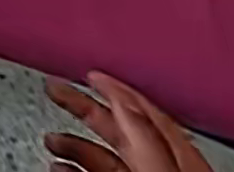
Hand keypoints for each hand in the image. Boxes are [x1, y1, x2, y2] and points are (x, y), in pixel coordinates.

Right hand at [43, 71, 212, 171]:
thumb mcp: (161, 171)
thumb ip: (144, 136)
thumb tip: (119, 94)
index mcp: (181, 158)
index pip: (148, 112)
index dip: (117, 88)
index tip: (88, 70)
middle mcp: (165, 167)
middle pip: (121, 129)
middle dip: (83, 106)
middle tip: (55, 89)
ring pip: (106, 156)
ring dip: (74, 143)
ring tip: (51, 141)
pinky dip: (74, 168)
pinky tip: (59, 167)